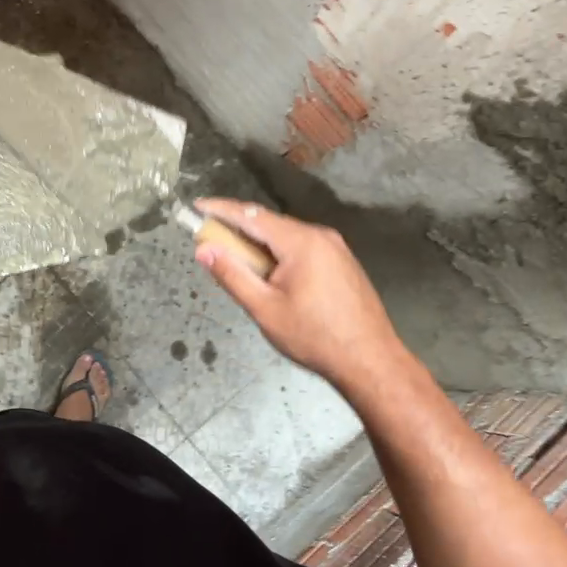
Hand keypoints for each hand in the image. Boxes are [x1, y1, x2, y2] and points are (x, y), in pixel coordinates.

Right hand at [192, 199, 415, 398]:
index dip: (221, 209)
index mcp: (301, 242)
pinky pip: (302, 247)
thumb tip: (204, 249)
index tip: (196, 206)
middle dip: (238, 228)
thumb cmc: (314, 336)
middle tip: (210, 240)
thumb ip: (232, 275)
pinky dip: (278, 252)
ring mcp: (335, 248)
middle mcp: (320, 236)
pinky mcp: (342, 263)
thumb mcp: (264, 309)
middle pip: (270, 223)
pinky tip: (269, 273)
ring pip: (286, 236)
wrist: (370, 361)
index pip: (252, 216)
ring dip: (258, 244)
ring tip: (236, 261)